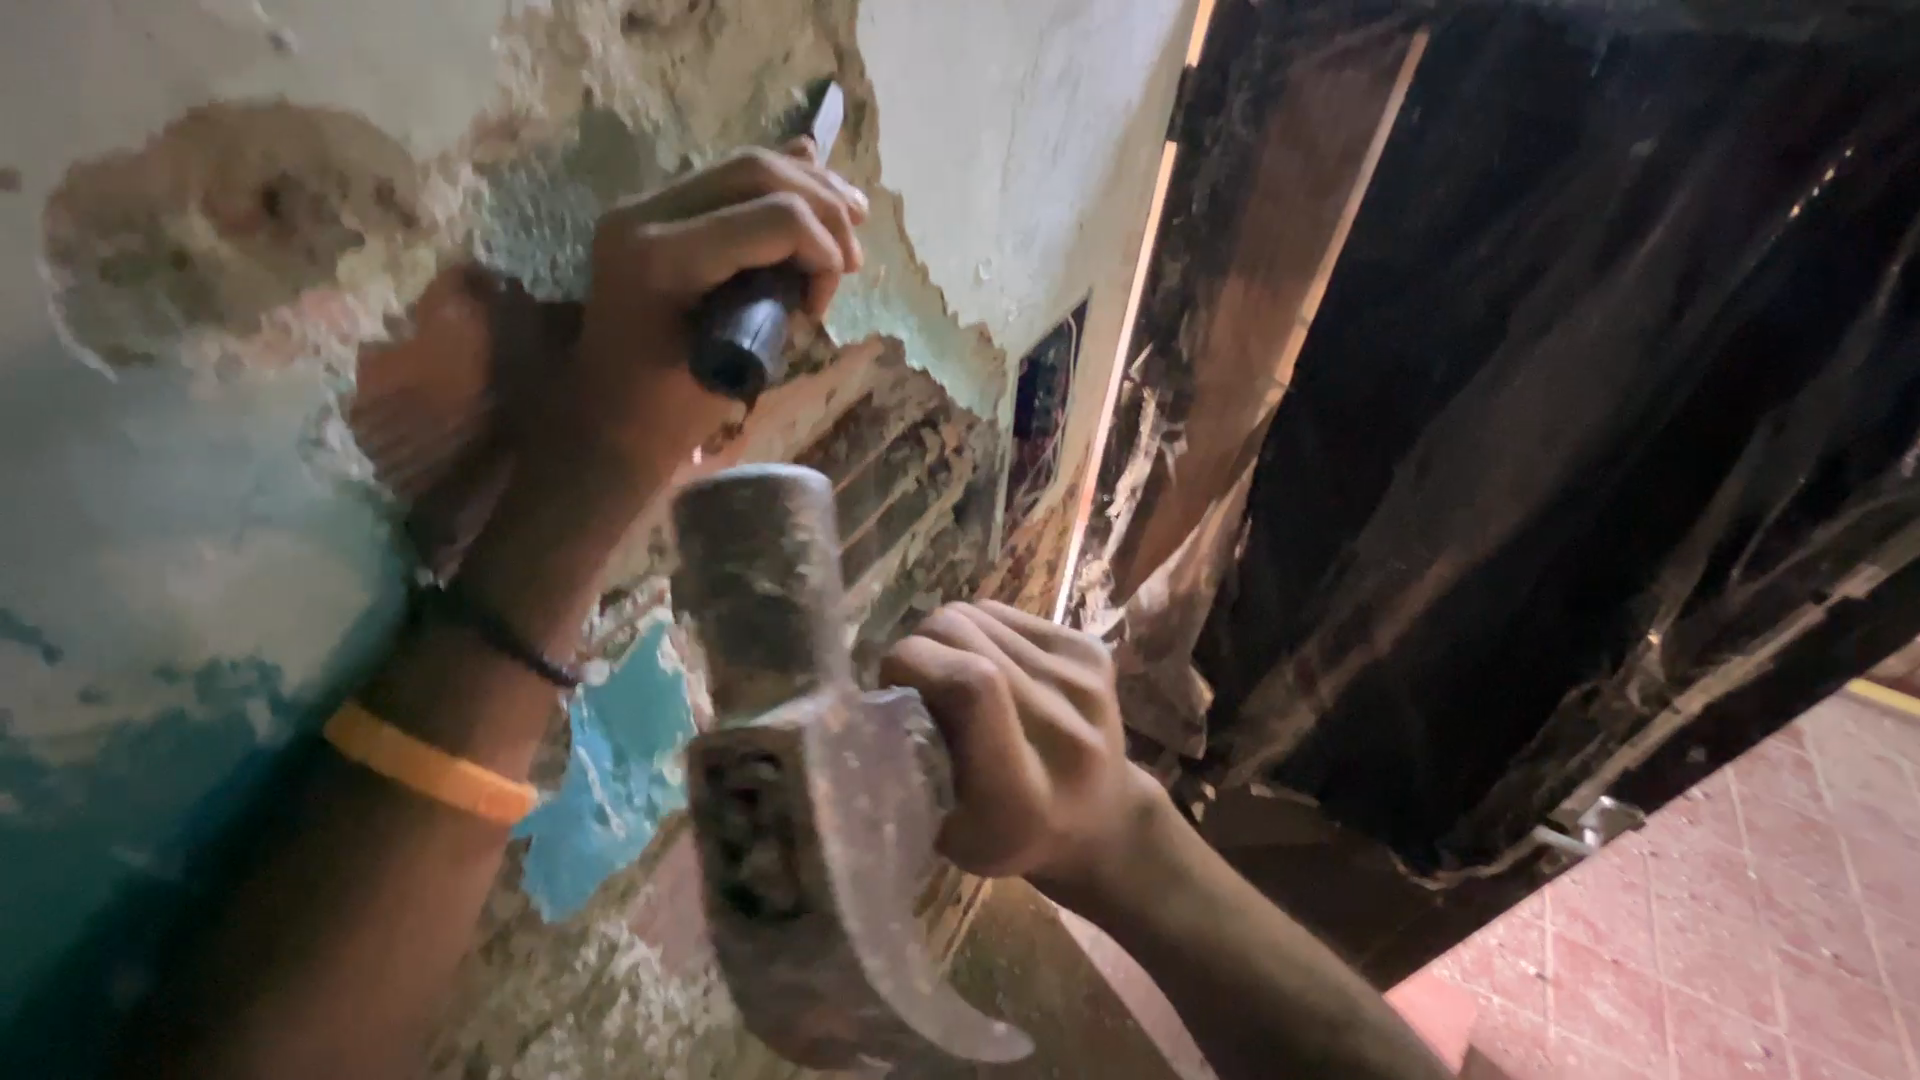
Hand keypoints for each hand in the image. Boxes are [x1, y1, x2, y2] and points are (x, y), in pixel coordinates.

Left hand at [533, 138, 869, 477]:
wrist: (607, 415)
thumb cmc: (668, 411)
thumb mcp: (734, 369)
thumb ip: (777, 306)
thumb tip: (825, 265)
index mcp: (663, 258)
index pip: (774, 217)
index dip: (823, 250)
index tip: (824, 302)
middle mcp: (647, 214)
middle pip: (758, 174)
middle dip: (823, 209)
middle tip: (852, 259)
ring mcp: (646, 207)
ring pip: (745, 167)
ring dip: (808, 189)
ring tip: (852, 219)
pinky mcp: (655, 212)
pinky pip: (725, 180)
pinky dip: (776, 181)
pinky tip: (813, 173)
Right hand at [878, 601, 1167, 901]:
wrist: (1105, 818)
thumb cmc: (1012, 834)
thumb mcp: (949, 834)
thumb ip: (911, 773)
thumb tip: (867, 706)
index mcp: (1022, 790)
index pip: (972, 684)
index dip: (916, 666)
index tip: (891, 688)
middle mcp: (1062, 727)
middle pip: (962, 633)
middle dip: (918, 647)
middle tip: (914, 683)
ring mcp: (1083, 680)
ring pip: (976, 613)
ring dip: (946, 636)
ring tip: (952, 677)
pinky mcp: (1092, 649)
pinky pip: (1002, 612)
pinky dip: (978, 630)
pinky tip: (989, 667)